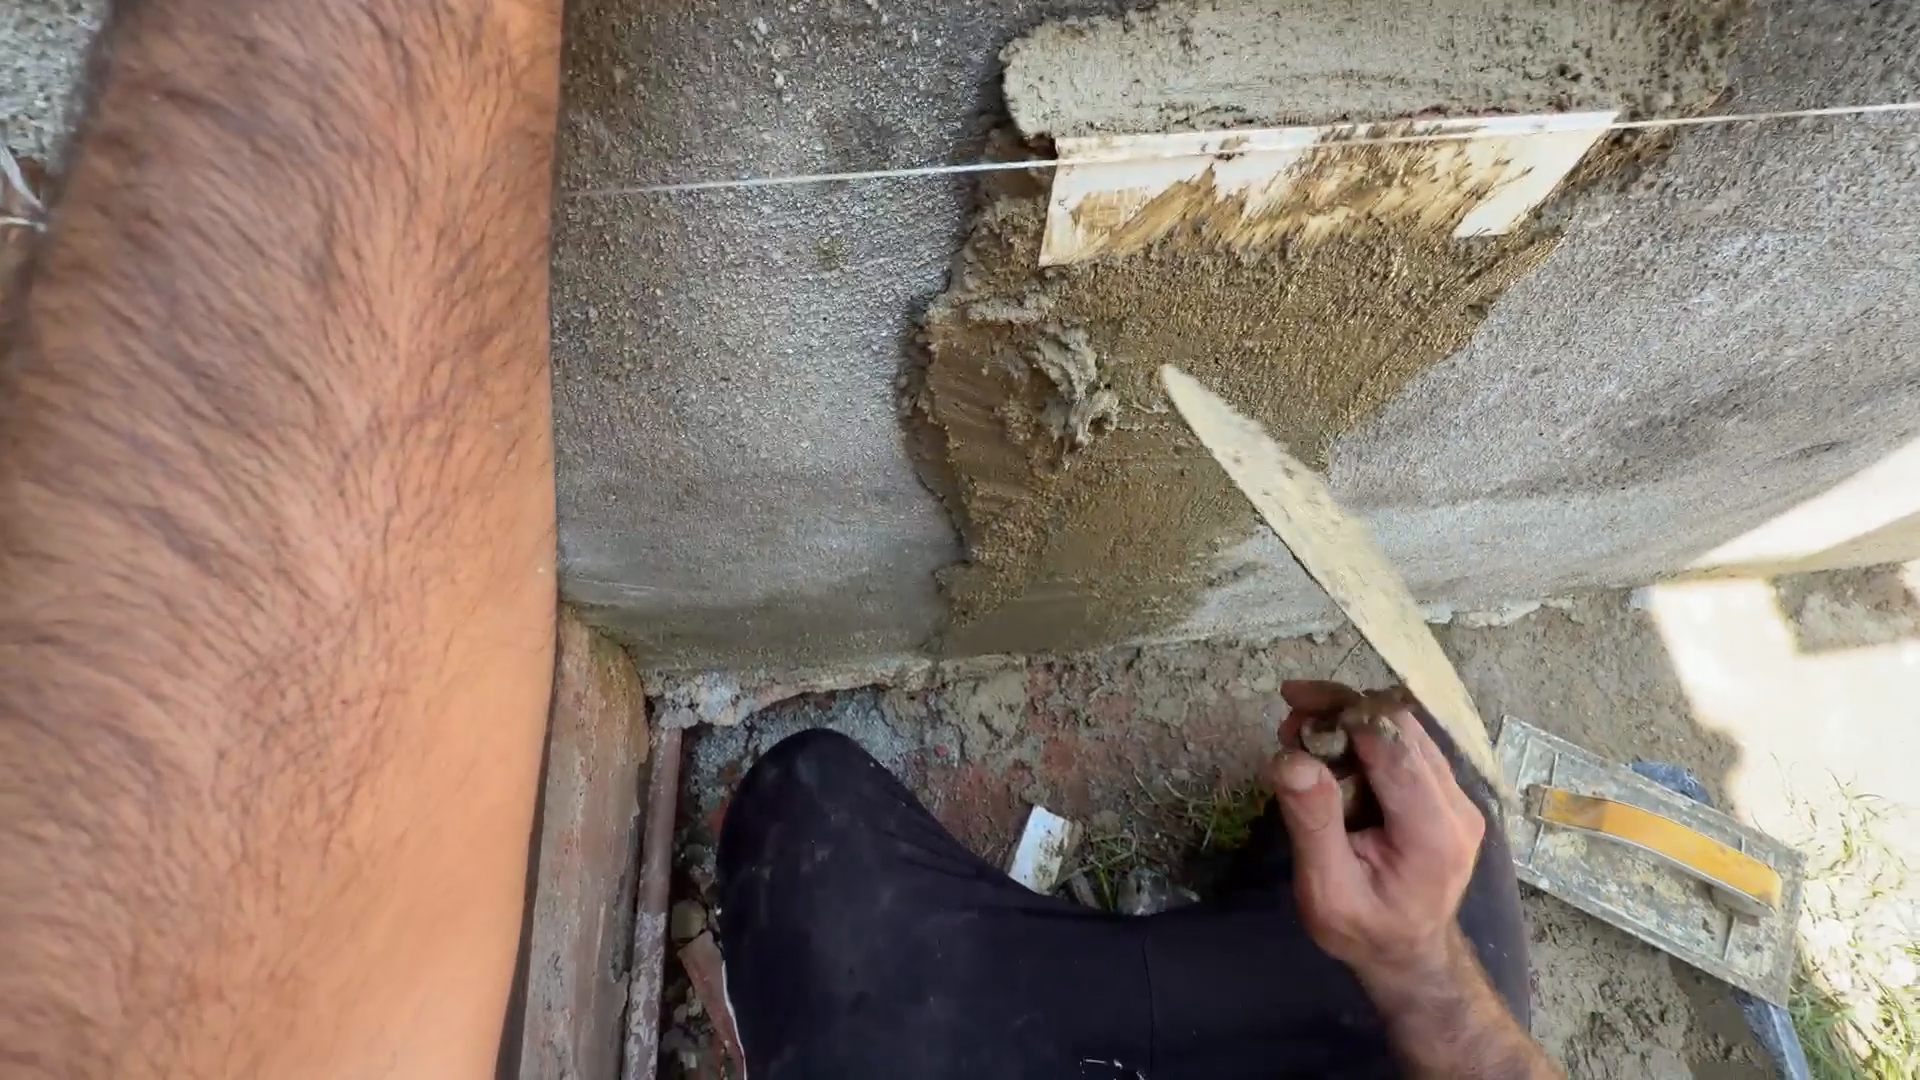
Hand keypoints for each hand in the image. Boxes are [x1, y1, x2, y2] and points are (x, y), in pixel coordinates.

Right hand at [1261, 680, 1485, 988]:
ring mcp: (1455, 795)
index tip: (1294, 714)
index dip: (1345, 717)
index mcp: (1432, 833)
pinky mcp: (1443, 790)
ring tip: (1300, 733)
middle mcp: (1456, 805)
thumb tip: (1292, 759)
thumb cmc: (1362, 929)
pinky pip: (1403, 739)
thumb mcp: (1325, 890)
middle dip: (1341, 710)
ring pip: (1402, 724)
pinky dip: (1360, 730)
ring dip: (1347, 716)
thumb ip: (1312, 824)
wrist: (1407, 953)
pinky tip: (1326, 747)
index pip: (1395, 747)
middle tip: (1290, 721)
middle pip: (1401, 724)